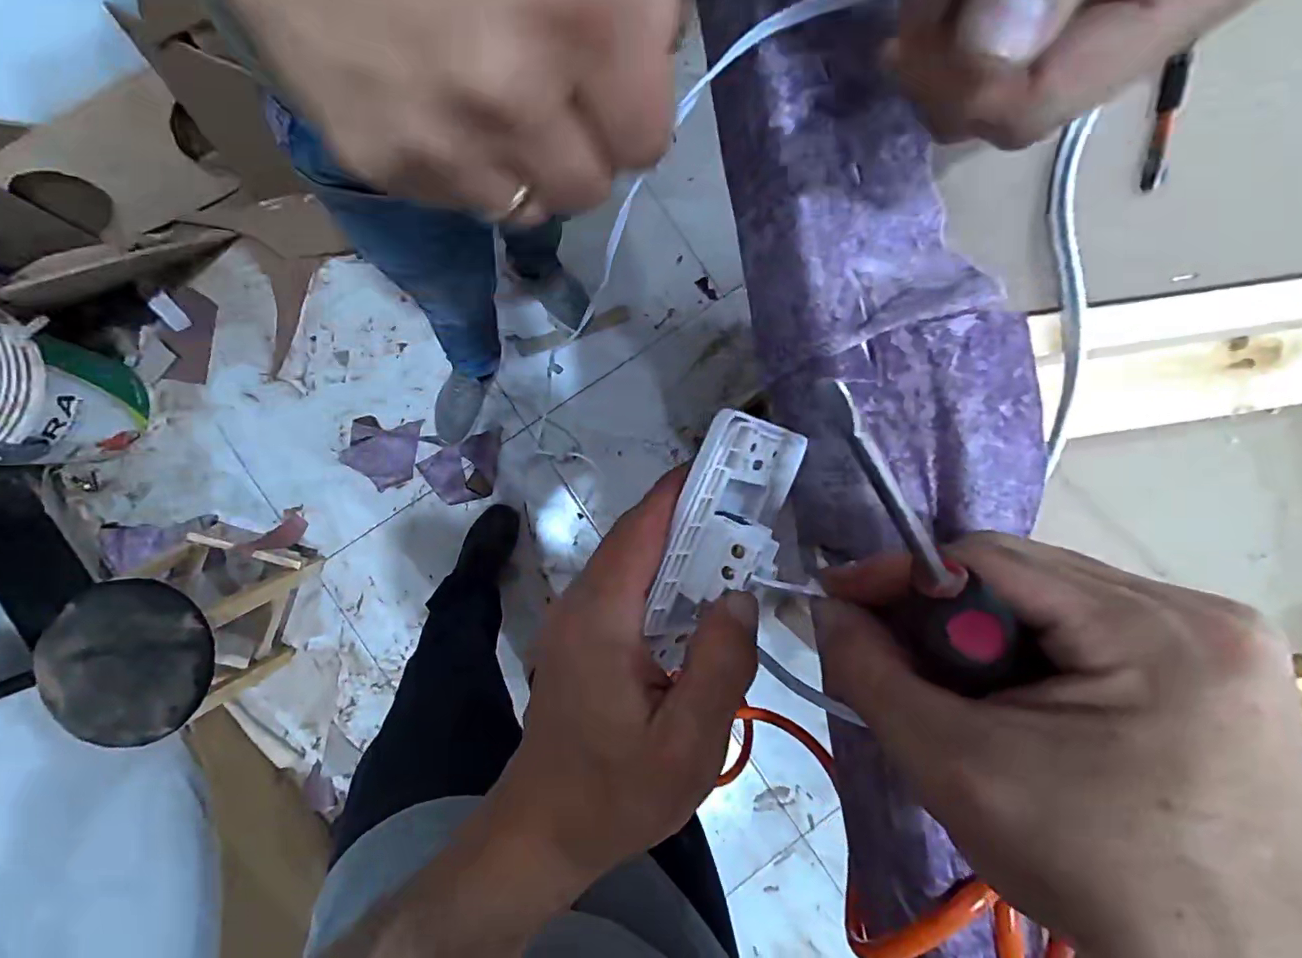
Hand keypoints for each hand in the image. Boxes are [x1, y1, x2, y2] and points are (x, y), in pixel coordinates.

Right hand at [141, 0, 678, 222]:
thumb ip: (640, 2)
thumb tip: (651, 73)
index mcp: (587, 13)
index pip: (645, 144)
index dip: (629, 122)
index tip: (608, 101)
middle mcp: (518, 93)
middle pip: (588, 189)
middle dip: (580, 153)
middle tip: (550, 107)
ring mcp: (445, 136)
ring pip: (526, 208)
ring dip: (522, 169)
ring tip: (487, 108)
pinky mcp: (381, 159)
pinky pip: (458, 200)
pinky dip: (461, 169)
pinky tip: (433, 110)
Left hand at [492, 470, 758, 881]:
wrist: (543, 834)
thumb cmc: (615, 794)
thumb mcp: (687, 745)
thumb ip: (721, 665)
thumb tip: (741, 595)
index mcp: (603, 614)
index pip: (646, 525)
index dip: (688, 488)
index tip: (736, 466)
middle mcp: (584, 601)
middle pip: (644, 534)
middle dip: (698, 512)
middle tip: (758, 510)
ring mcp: (579, 617)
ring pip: (638, 557)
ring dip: (687, 544)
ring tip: (744, 546)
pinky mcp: (585, 634)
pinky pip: (633, 585)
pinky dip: (671, 575)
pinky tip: (707, 598)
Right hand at [819, 534, 1301, 956]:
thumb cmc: (1090, 874)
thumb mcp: (959, 769)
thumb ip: (876, 676)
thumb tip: (829, 610)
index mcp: (1156, 628)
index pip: (995, 558)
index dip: (907, 573)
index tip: (844, 594)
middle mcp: (1204, 611)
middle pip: (1032, 577)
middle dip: (953, 612)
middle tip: (897, 651)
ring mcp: (1229, 641)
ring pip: (1065, 602)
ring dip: (1000, 633)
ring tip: (966, 689)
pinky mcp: (1232, 673)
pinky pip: (1106, 632)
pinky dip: (1050, 654)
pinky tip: (1033, 703)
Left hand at [887, 0, 1301, 147]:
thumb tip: (996, 53)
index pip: (1053, 99)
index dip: (973, 86)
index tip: (919, 31)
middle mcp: (1140, 18)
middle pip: (1011, 108)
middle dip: (949, 68)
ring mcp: (1091, 7)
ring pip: (984, 89)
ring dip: (938, 45)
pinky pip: (978, 51)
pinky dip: (943, 24)